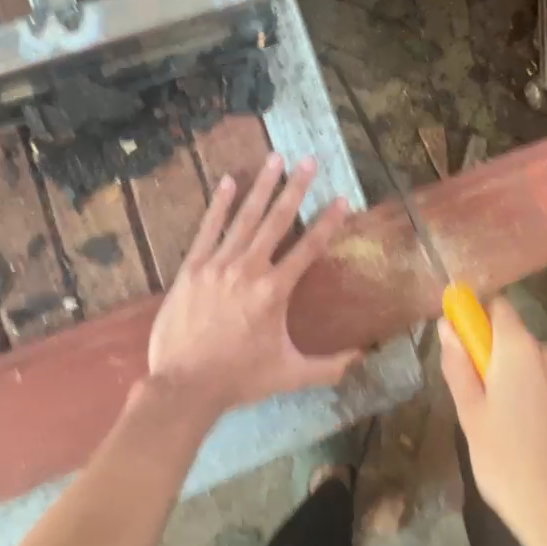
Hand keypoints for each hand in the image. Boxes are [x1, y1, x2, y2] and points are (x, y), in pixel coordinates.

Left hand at [145, 154, 362, 415]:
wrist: (184, 387)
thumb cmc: (239, 379)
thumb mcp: (289, 374)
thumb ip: (327, 367)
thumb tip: (362, 359)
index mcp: (274, 291)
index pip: (308, 248)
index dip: (328, 222)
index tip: (341, 198)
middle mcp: (249, 270)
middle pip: (277, 221)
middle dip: (295, 188)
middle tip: (309, 161)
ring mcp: (218, 266)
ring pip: (245, 218)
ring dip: (262, 186)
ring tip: (275, 159)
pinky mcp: (192, 269)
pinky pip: (208, 229)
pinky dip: (218, 205)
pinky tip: (227, 181)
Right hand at [440, 299, 546, 545]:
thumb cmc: (504, 458)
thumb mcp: (470, 412)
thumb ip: (458, 365)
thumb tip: (447, 326)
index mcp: (518, 348)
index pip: (497, 306)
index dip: (475, 317)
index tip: (459, 344)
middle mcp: (544, 353)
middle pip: (510, 333)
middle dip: (487, 351)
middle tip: (470, 393)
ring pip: (524, 359)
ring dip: (506, 373)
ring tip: (492, 417)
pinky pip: (539, 379)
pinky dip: (524, 390)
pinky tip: (516, 427)